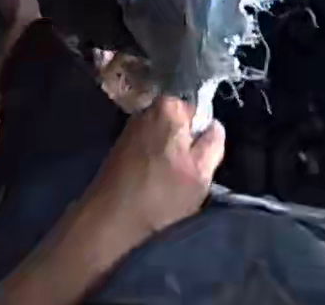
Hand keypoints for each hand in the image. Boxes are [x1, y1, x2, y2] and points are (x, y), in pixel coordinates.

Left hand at [75, 95, 224, 252]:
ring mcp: (131, 126)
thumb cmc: (160, 194)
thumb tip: (213, 126)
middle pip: (180, 126)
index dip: (201, 141)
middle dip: (184, 148)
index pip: (199, 115)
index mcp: (169, 105)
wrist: (110, 219)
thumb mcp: (201, 172)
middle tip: (181, 178)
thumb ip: (214, 142)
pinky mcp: (119, 145)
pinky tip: (148, 186)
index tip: (195, 165)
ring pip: (163, 139)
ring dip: (166, 158)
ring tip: (162, 185)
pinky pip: (147, 149)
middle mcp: (148, 108)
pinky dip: (150, 164)